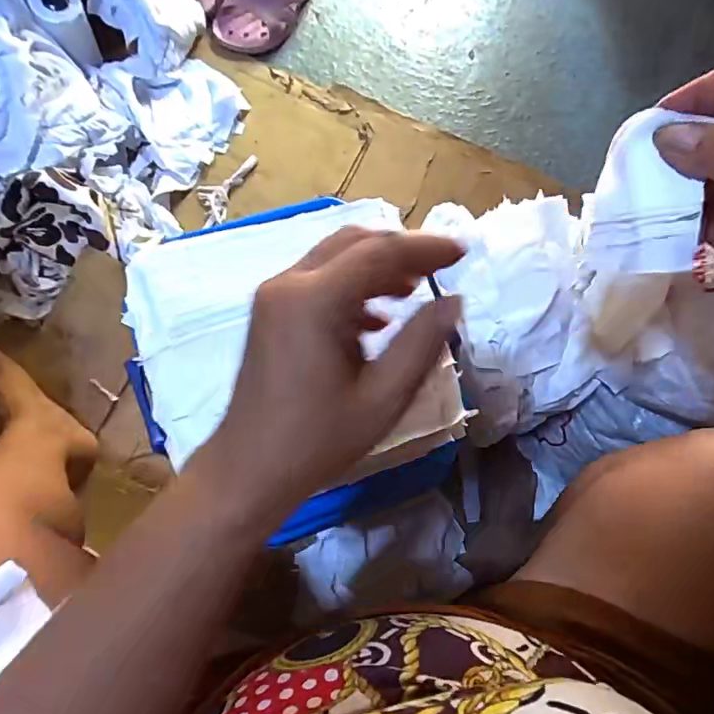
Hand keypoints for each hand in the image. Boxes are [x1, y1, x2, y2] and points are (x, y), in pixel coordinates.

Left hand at [191, 227, 463, 520]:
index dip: (426, 248)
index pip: (380, 252)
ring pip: (333, 260)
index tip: (462, 252)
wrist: (250, 468)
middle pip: (353, 244)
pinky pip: (316, 282)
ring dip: (375, 269)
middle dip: (400, 251)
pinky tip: (375, 321)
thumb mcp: (383, 397)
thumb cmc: (317, 441)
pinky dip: (350, 288)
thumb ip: (422, 343)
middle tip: (440, 269)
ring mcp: (272, 298)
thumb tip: (452, 301)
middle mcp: (288, 285)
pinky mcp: (268, 314)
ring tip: (413, 292)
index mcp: (315, 299)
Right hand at [653, 61, 713, 296]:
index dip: (699, 94)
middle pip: (708, 124)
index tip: (659, 118)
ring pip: (692, 166)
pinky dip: (666, 208)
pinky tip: (647, 211)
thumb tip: (662, 136)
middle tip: (636, 155)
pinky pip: (686, 205)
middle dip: (674, 137)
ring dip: (665, 175)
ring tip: (636, 184)